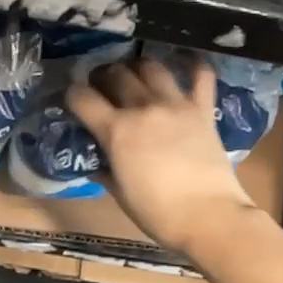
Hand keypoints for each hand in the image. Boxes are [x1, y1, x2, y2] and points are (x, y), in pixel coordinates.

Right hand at [67, 55, 259, 256]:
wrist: (209, 217)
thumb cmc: (159, 214)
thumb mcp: (120, 194)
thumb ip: (106, 169)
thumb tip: (97, 161)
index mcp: (117, 131)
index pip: (82, 98)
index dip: (72, 95)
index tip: (74, 101)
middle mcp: (143, 108)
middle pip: (116, 74)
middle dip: (103, 76)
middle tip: (103, 87)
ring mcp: (176, 105)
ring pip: (151, 66)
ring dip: (138, 67)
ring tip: (137, 76)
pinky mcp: (203, 110)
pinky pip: (201, 75)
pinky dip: (193, 66)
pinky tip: (186, 65)